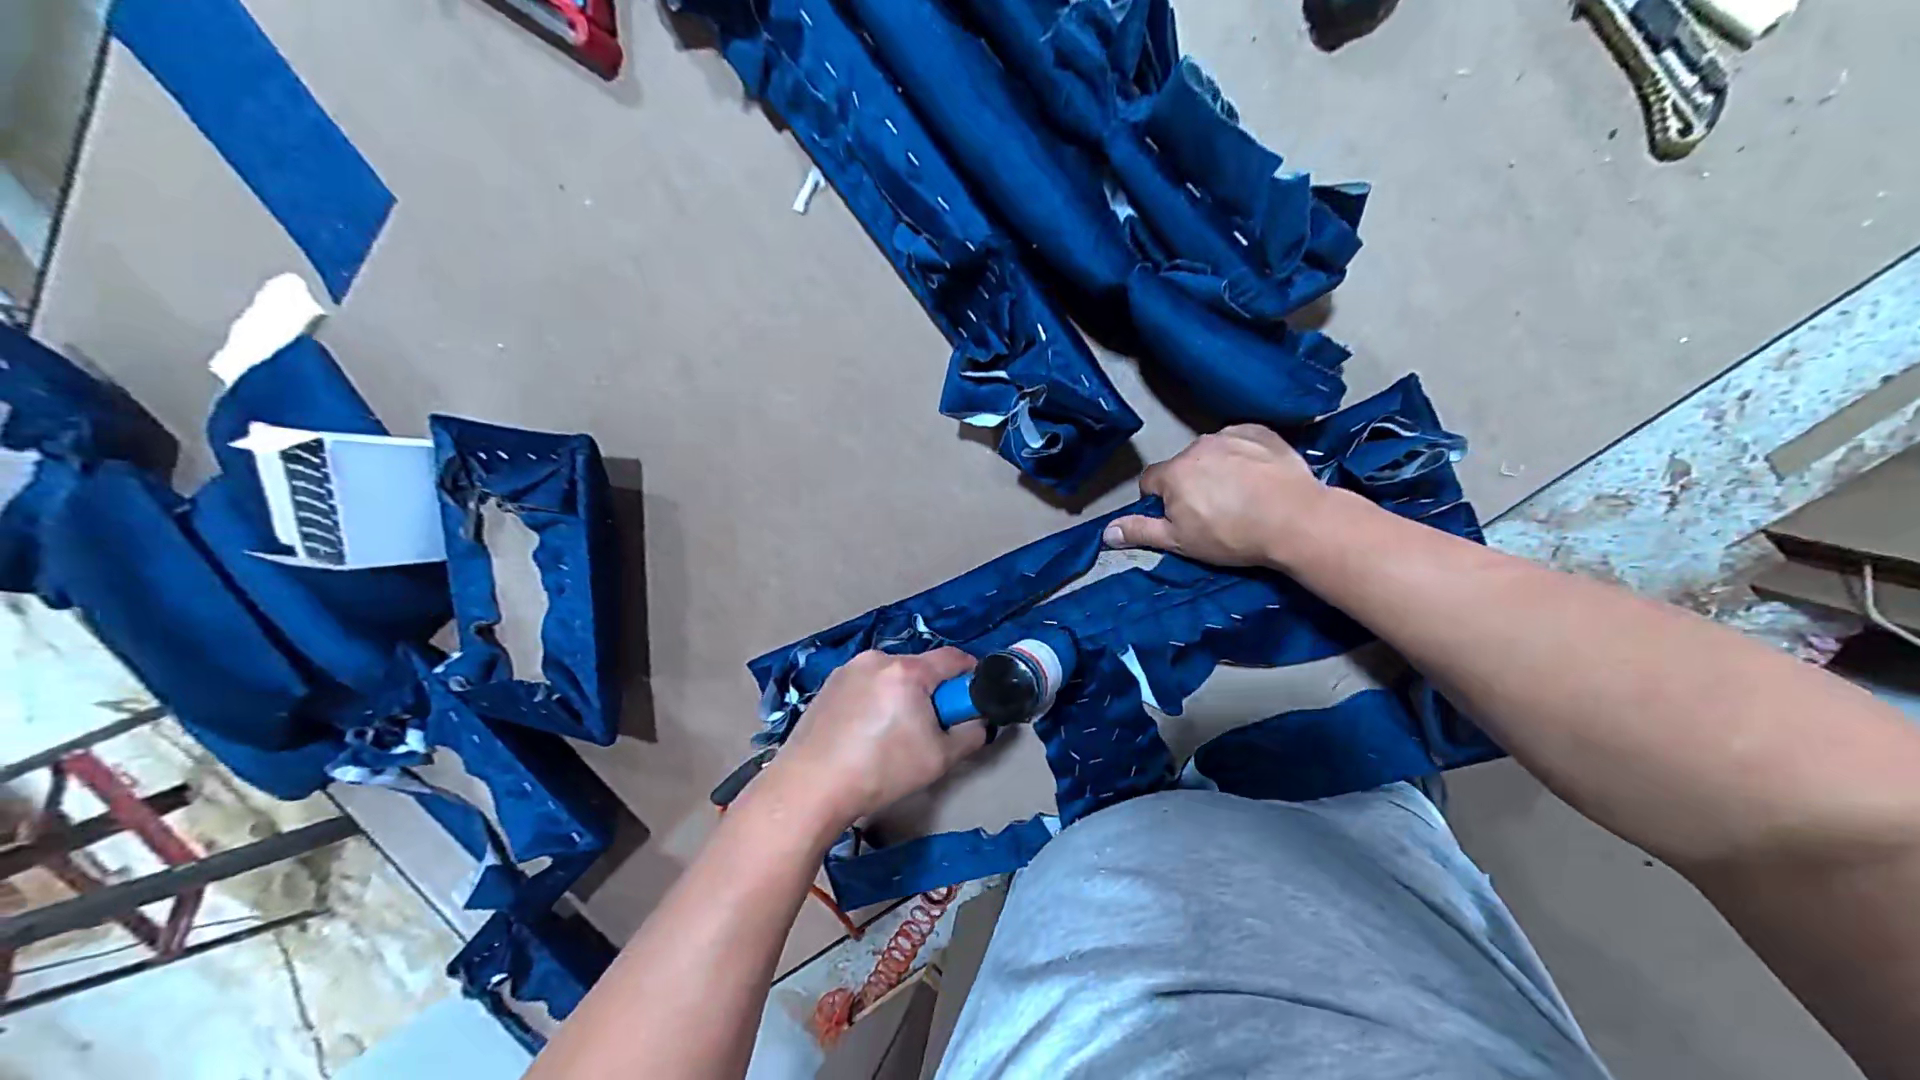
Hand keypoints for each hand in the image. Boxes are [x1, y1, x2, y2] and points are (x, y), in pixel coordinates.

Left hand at [759, 648, 985, 831]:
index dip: (970, 676)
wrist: (810, 788)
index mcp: (906, 671)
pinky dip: (875, 702)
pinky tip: (865, 736)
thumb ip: (970, 734)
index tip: (970, 700)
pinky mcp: (828, 686)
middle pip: (920, 668)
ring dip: (902, 697)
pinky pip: (866, 686)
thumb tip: (978, 723)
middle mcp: (876, 660)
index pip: (953, 657)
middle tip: (929, 729)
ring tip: (892, 737)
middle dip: (931, 692)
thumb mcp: (940, 759)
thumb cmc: (880, 771)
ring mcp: (847, 670)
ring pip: (891, 677)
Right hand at [1103, 424, 1332, 567]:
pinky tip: (1258, 476)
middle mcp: (1197, 446)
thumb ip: (1141, 531)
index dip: (1161, 501)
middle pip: (1182, 466)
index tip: (1181, 518)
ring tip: (1241, 495)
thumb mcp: (1180, 542)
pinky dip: (1244, 454)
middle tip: (1215, 512)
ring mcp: (1231, 435)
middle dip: (1191, 484)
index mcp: (1173, 472)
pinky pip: (1241, 439)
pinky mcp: (1261, 432)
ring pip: (1211, 452)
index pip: (1150, 481)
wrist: (1296, 520)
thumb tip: (1106, 531)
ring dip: (1217, 467)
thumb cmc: (1233, 535)